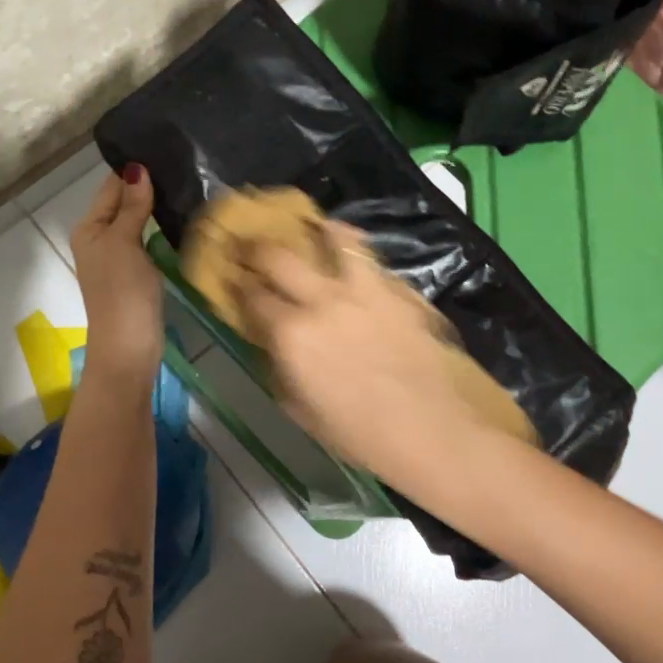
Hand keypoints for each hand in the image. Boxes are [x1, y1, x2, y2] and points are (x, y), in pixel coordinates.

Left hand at [69, 165, 163, 384]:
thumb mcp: (124, 243)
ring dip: (157, 208)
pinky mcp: (136, 274)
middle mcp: (100, 239)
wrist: (129, 348)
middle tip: (184, 163)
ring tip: (187, 184)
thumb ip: (132, 206)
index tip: (165, 147)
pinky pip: (148, 241)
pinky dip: (161, 229)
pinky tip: (182, 219)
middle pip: (124, 203)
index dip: (134, 169)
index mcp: (89, 228)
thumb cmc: (122, 292)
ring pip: (138, 222)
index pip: (112, 186)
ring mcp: (118, 258)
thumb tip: (136, 167)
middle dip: (148, 186)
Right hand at [231, 222, 487, 483]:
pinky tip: (356, 262)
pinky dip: (357, 254)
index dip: (235, 283)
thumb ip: (279, 368)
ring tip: (313, 228)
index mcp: (291, 334)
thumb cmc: (358, 434)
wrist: (432, 432)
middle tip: (250, 243)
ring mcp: (365, 289)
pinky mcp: (399, 290)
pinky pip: (373, 260)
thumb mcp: (299, 409)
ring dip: (317, 230)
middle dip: (256, 246)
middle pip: (279, 256)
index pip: (251, 294)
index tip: (230, 276)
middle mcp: (322, 300)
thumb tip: (271, 345)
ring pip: (336, 238)